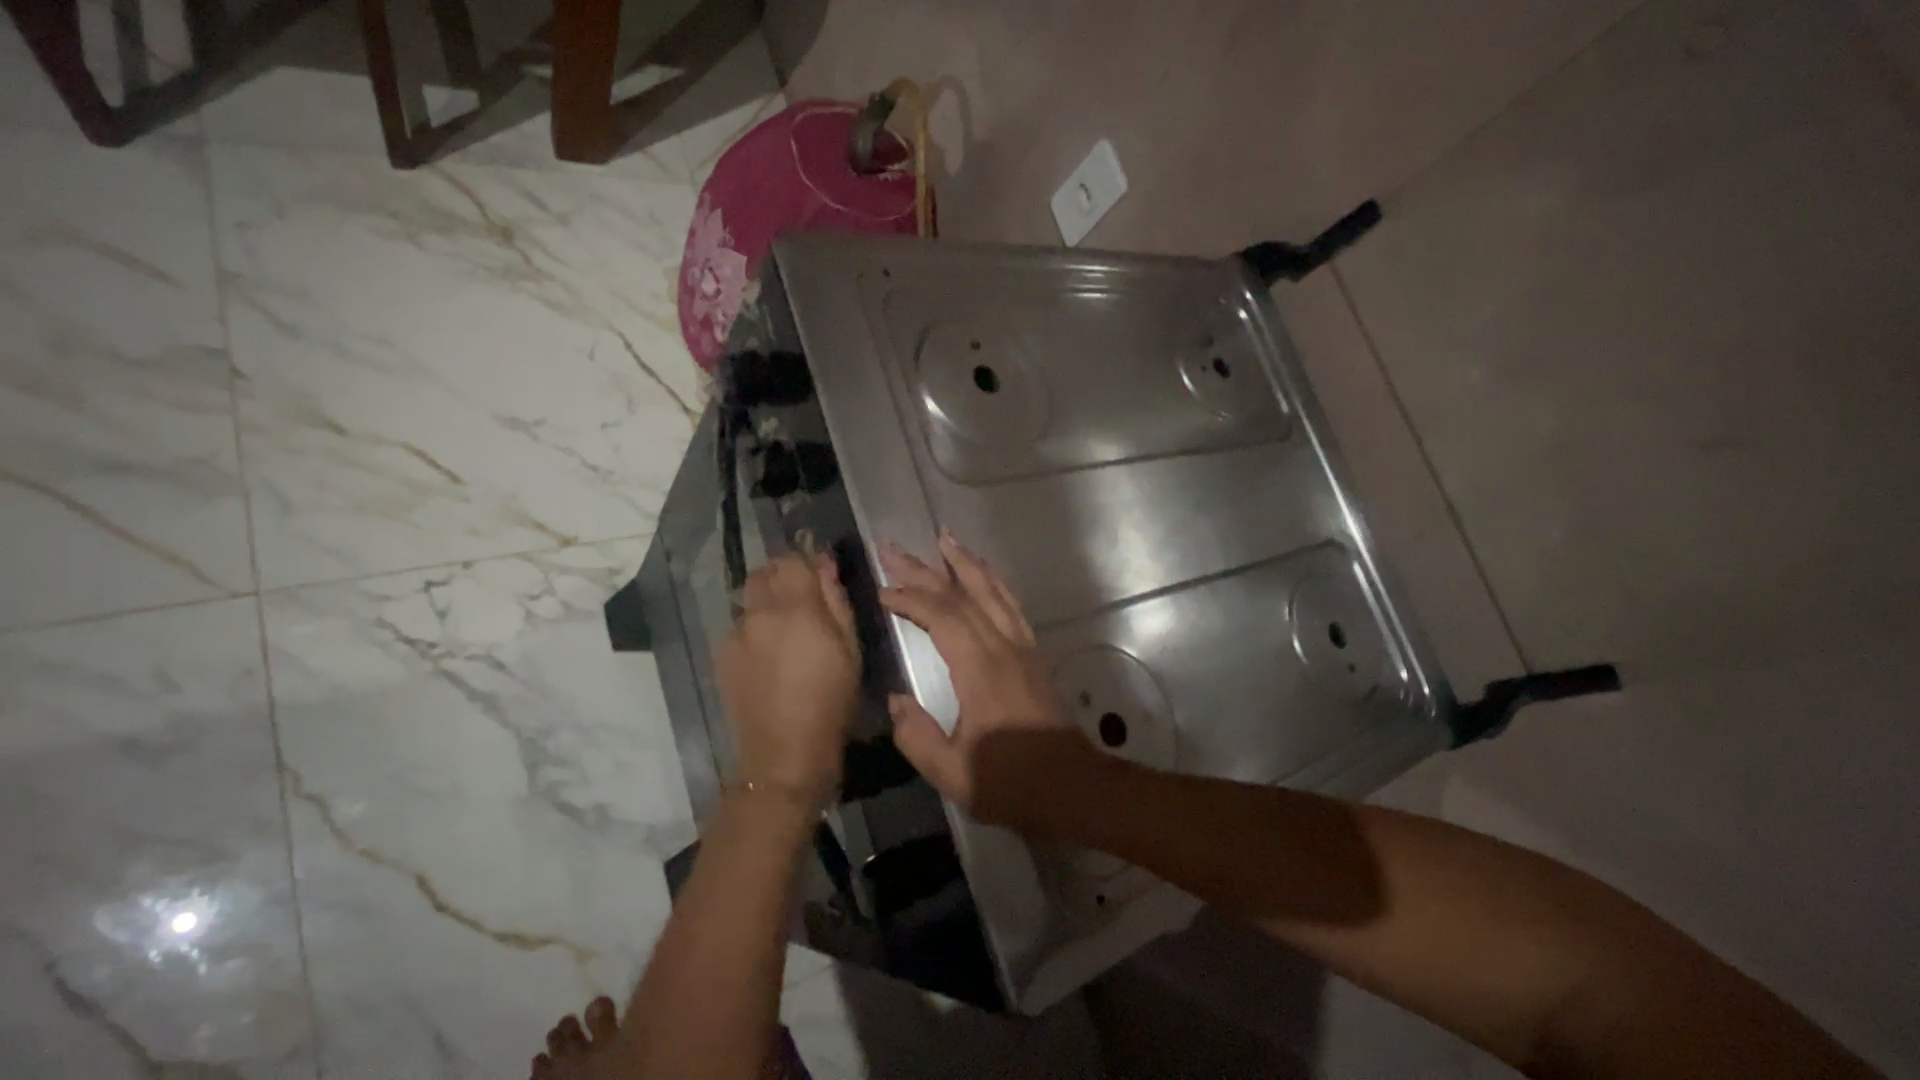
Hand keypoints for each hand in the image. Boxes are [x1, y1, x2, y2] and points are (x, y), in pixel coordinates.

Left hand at [716, 552, 860, 807]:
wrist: (784, 753)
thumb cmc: (830, 702)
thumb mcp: (850, 649)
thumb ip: (836, 601)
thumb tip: (825, 566)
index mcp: (795, 607)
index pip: (793, 559)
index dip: (808, 562)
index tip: (823, 575)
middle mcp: (758, 612)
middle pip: (764, 572)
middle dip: (784, 576)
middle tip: (805, 598)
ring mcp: (735, 634)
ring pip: (749, 599)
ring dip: (767, 601)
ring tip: (787, 628)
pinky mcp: (722, 656)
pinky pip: (739, 626)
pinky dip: (755, 628)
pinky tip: (770, 655)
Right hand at [879, 531, 1100, 832]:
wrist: (1075, 788)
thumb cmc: (1012, 784)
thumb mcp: (952, 773)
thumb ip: (916, 736)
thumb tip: (896, 701)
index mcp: (980, 670)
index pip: (942, 617)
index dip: (909, 598)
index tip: (881, 590)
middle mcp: (1003, 648)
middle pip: (963, 595)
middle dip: (925, 569)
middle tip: (894, 546)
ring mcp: (1023, 650)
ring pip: (992, 593)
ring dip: (966, 564)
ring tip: (946, 538)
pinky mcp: (1034, 658)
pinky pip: (1010, 607)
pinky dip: (994, 584)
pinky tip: (984, 577)